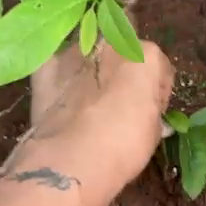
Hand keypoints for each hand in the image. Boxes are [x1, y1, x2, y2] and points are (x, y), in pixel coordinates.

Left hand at [19, 41, 172, 203]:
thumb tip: (148, 118)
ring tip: (87, 106)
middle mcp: (111, 45)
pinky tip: (60, 99)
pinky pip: (54, 65)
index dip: (156, 92)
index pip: (158, 68)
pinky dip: (58, 77)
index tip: (150, 113)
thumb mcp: (154, 132)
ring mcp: (76, 52)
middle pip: (122, 54)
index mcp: (145, 56)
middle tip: (119, 106)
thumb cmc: (125, 146)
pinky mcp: (47, 68)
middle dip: (122, 74)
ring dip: (91, 73)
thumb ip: (152, 114)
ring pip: (88, 56)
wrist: (76, 159)